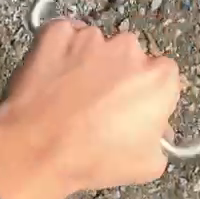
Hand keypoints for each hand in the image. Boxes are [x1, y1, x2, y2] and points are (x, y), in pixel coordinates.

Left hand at [0, 20, 179, 198]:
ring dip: (86, 61)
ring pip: (95, 45)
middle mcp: (128, 50)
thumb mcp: (147, 164)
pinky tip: (52, 75)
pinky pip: (63, 34)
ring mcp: (90, 38)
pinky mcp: (56, 34)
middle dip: (116, 74)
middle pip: (128, 56)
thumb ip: (160, 139)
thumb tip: (155, 129)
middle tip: (98, 103)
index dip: (146, 92)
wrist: (37, 148)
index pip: (162, 75)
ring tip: (68, 94)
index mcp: (158, 79)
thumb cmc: (91, 158)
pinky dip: (59, 49)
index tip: (133, 107)